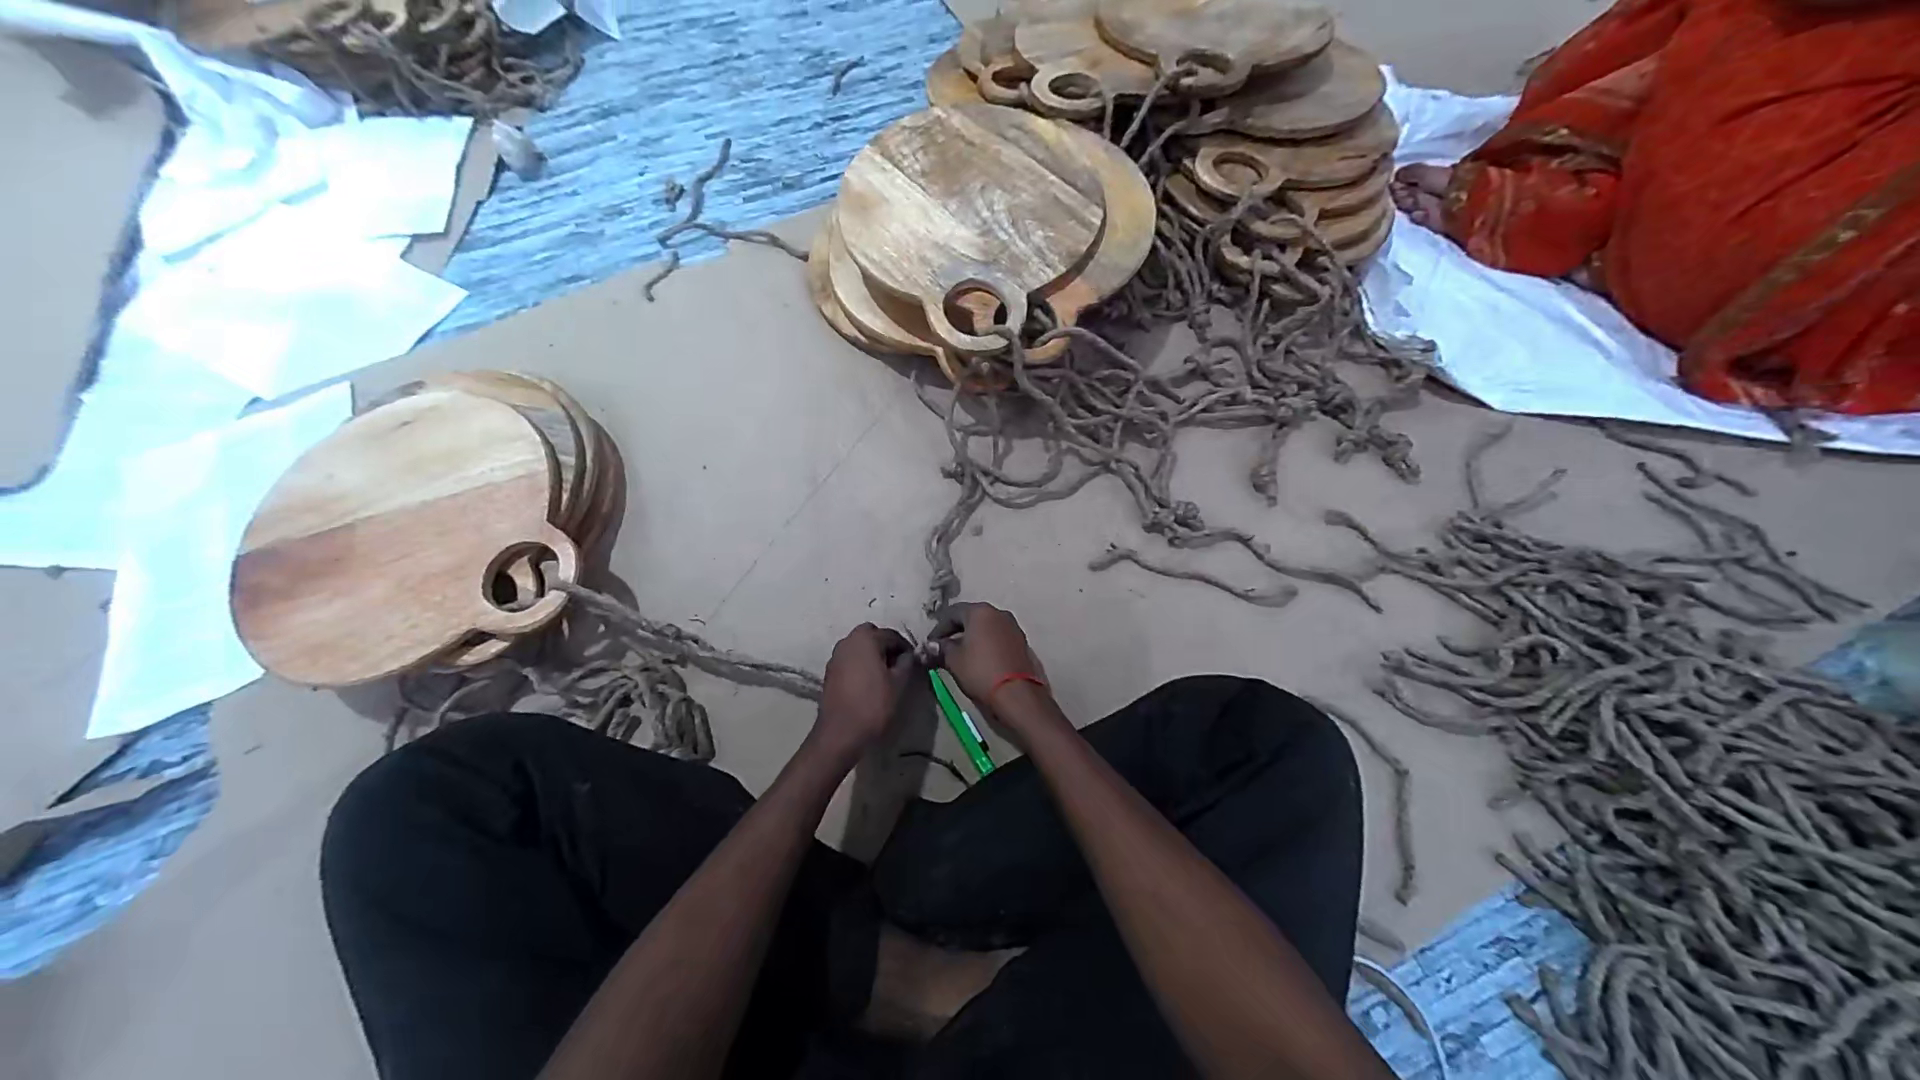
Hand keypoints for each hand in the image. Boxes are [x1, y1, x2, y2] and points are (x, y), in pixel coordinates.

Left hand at [814, 624, 914, 761]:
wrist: (841, 733)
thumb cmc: (874, 705)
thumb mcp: (900, 683)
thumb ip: (907, 663)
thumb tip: (909, 655)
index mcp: (865, 638)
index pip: (892, 635)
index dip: (906, 647)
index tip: (914, 662)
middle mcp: (847, 641)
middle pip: (871, 635)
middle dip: (885, 645)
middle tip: (898, 665)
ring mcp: (835, 657)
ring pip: (858, 647)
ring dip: (871, 654)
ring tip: (884, 675)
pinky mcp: (830, 672)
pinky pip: (849, 660)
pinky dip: (860, 664)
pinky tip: (869, 683)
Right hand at [930, 603, 1053, 737]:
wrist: (1017, 695)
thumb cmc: (980, 671)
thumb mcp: (953, 660)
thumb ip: (941, 648)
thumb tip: (932, 646)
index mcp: (981, 611)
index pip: (953, 612)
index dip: (939, 628)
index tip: (931, 644)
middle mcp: (999, 613)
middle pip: (972, 617)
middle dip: (957, 631)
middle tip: (944, 648)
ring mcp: (1014, 628)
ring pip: (987, 628)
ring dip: (973, 639)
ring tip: (962, 656)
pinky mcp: (1023, 644)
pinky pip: (999, 639)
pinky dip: (987, 645)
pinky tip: (980, 661)